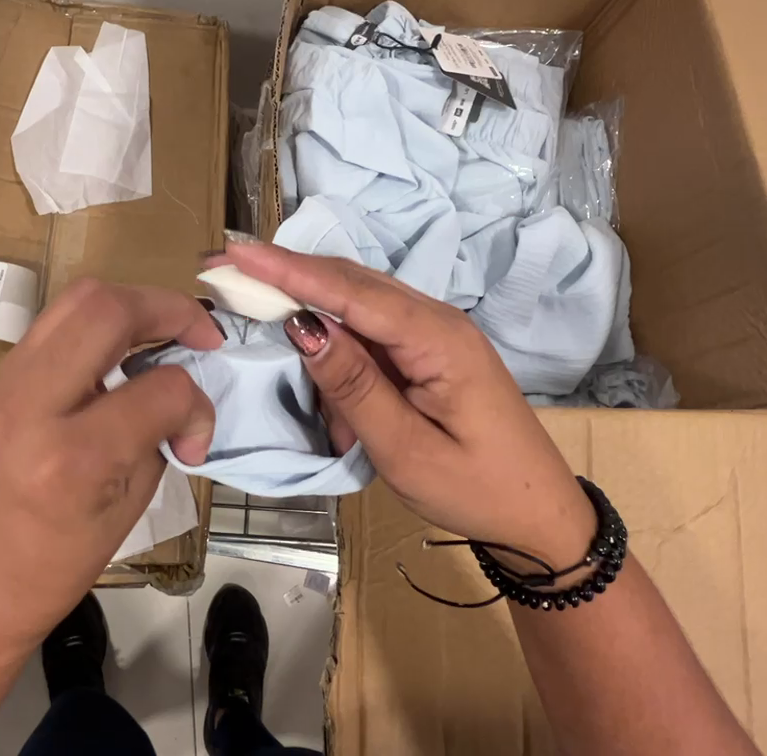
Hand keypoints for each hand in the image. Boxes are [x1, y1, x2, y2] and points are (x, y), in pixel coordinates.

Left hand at [0, 278, 221, 657]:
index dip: (197, 405)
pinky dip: (101, 327)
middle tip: (199, 336)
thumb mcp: (130, 504)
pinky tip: (120, 355)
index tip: (197, 432)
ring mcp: (5, 383)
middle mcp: (30, 405)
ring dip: (133, 307)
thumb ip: (161, 434)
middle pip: (108, 309)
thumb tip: (187, 391)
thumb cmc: (59, 563)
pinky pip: (58, 324)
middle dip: (168, 309)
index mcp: (71, 458)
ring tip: (162, 334)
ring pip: (79, 299)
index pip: (159, 390)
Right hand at [218, 240, 596, 561]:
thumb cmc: (476, 488)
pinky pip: (370, 332)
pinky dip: (338, 350)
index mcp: (436, 338)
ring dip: (312, 316)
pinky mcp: (426, 350)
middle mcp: (435, 319)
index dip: (289, 270)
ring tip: (272, 334)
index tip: (236, 252)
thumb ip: (354, 385)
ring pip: (357, 303)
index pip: (350, 291)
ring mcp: (432, 332)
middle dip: (288, 274)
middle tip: (228, 269)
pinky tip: (329, 390)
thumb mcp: (406, 449)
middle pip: (350, 282)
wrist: (538, 514)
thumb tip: (303, 327)